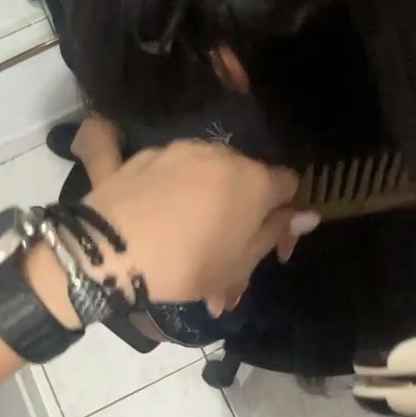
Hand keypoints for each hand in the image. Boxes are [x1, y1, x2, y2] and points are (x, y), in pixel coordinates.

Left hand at [82, 141, 312, 306]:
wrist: (108, 253)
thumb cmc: (186, 265)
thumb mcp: (239, 262)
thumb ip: (274, 233)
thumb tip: (307, 214)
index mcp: (253, 180)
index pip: (288, 185)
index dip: (285, 218)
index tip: (271, 249)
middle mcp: (220, 154)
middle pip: (245, 182)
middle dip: (242, 218)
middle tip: (227, 262)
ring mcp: (179, 151)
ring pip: (207, 180)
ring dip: (207, 210)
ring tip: (189, 250)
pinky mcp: (143, 155)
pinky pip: (172, 176)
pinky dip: (174, 198)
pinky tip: (160, 225)